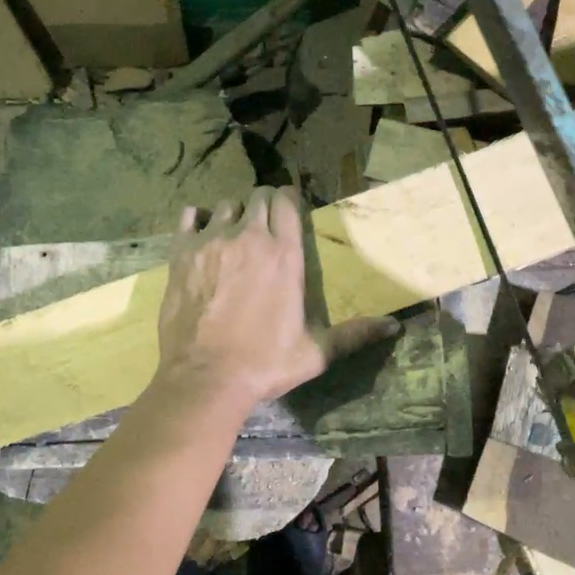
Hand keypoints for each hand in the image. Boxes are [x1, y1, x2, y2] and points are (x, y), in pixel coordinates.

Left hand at [153, 186, 397, 407]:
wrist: (205, 377)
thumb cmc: (263, 364)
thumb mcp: (315, 352)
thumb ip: (354, 334)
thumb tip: (393, 328)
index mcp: (285, 254)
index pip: (287, 201)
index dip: (288, 200)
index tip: (288, 209)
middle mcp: (249, 237)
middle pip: (257, 197)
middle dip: (263, 205)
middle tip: (263, 225)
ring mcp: (212, 241)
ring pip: (225, 206)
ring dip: (232, 216)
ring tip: (232, 236)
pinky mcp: (181, 252)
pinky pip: (189, 216)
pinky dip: (196, 219)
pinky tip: (200, 235)